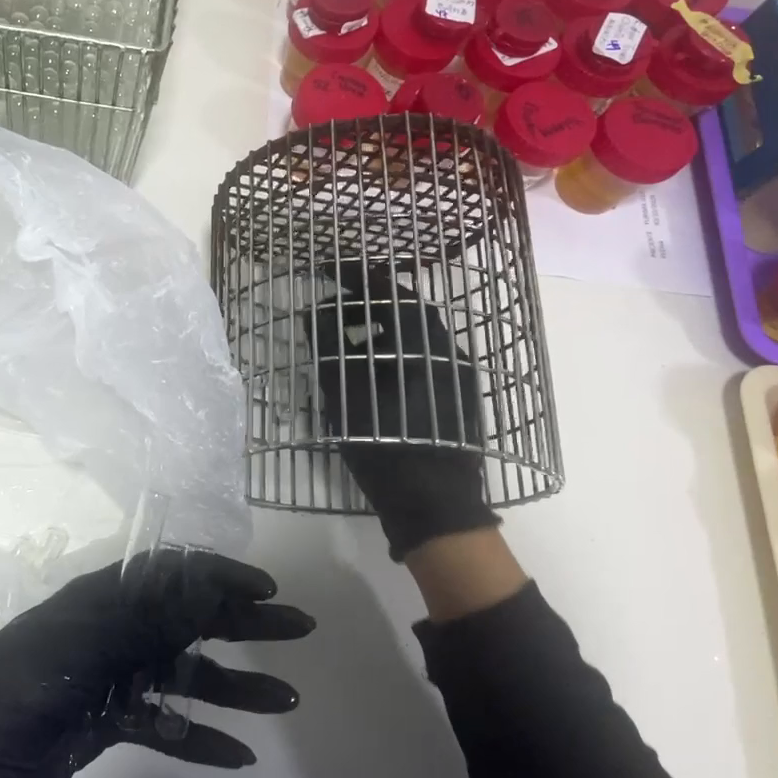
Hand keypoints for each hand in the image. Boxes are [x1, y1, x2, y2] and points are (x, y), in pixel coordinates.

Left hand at [0, 551, 313, 777]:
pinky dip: (202, 738)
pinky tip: (241, 755)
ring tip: (287, 699)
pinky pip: (170, 726)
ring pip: (190, 677)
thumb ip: (141, 619)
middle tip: (300, 628)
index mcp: (105, 599)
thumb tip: (201, 589)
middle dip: (245, 623)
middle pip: (193, 621)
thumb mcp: (80, 644)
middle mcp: (118, 631)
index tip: (266, 588)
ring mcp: (117, 677)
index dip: (220, 576)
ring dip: (237, 686)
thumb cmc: (20, 684)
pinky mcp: (115, 721)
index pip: (173, 575)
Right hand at [313, 263, 499, 559]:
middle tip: (331, 306)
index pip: (389, 293)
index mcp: (424, 345)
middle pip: (405, 311)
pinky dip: (396, 352)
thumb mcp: (347, 398)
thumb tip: (316, 316)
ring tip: (346, 339)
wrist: (437, 507)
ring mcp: (460, 375)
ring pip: (417, 336)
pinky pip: (426, 358)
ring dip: (381, 329)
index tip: (328, 269)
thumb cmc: (387, 450)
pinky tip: (374, 370)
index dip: (356, 278)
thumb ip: (330, 350)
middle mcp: (450, 351)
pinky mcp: (461, 397)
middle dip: (365, 304)